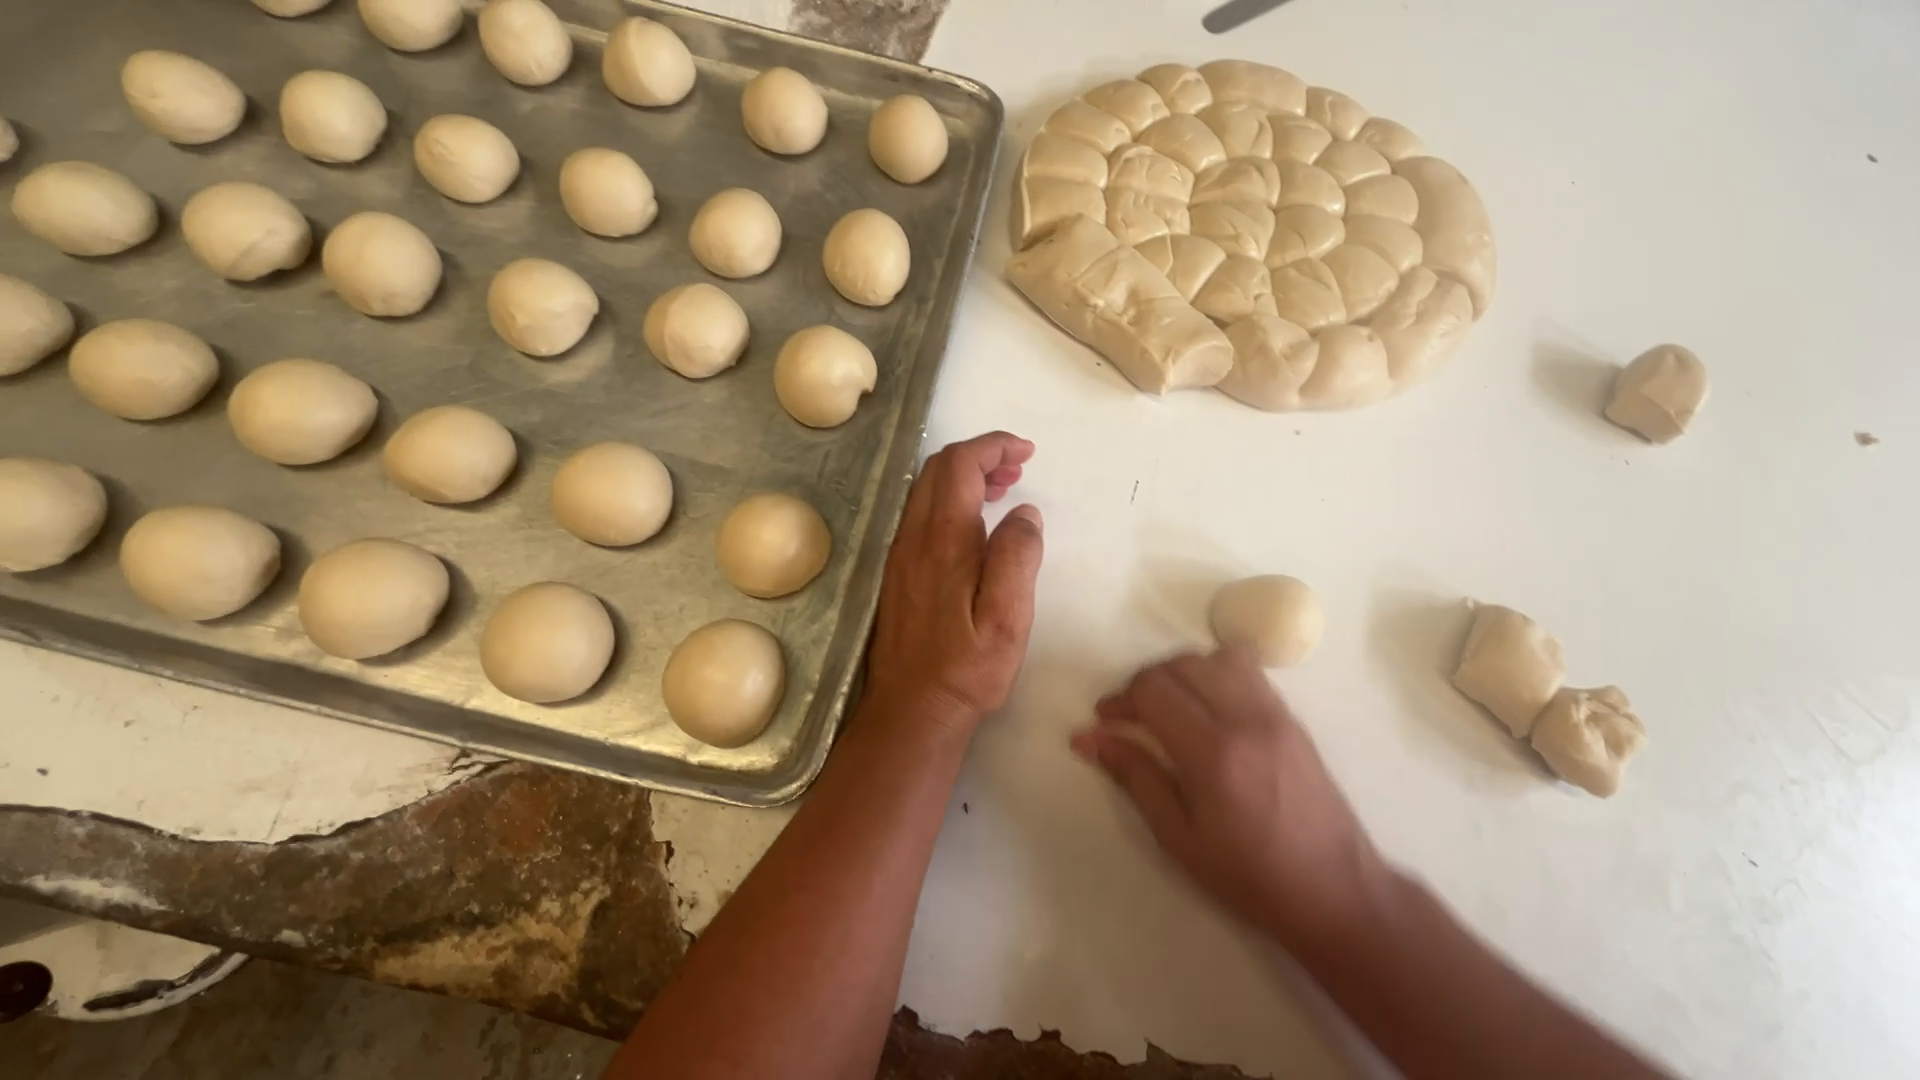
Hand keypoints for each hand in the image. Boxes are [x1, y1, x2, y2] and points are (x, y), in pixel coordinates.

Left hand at [864, 432, 1044, 735]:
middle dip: (979, 456)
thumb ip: (1017, 557)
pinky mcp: (896, 575)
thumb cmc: (966, 668)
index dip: (993, 446)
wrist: (911, 710)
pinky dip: (949, 503)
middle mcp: (912, 539)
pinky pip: (920, 517)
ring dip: (963, 479)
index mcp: (943, 541)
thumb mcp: (1007, 617)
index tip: (1025, 452)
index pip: (960, 465)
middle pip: (938, 470)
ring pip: (926, 492)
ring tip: (1002, 491)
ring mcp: (899, 556)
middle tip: (1018, 471)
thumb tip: (1023, 514)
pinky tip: (974, 529)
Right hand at [1074, 647, 1384, 943]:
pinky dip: (1216, 676)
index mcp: (1213, 752)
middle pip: (1181, 665)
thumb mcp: (1178, 836)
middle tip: (1132, 718)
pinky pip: (1248, 671)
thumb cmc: (1248, 876)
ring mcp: (1275, 714)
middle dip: (1145, 683)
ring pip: (1216, 658)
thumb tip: (1088, 738)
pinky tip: (1208, 711)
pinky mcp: (1292, 719)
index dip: (1119, 699)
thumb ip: (1134, 776)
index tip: (1104, 722)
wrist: (1334, 891)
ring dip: (1183, 673)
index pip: (1154, 689)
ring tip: (1171, 709)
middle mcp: (1245, 719)